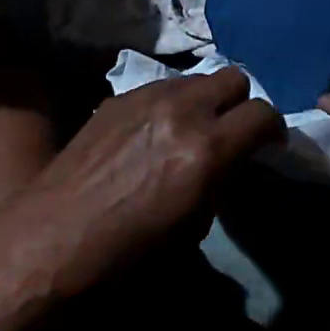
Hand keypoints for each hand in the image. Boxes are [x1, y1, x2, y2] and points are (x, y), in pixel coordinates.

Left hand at [0, 69, 284, 301]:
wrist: (56, 235)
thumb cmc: (128, 253)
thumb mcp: (194, 227)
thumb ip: (221, 180)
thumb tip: (231, 161)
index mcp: (206, 149)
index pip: (263, 114)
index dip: (273, 130)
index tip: (268, 146)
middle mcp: (180, 110)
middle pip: (234, 77)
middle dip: (241, 103)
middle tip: (232, 132)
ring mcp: (145, 96)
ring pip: (196, 77)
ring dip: (205, 99)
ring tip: (192, 128)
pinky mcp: (118, 95)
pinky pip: (161, 85)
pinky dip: (172, 101)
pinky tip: (155, 130)